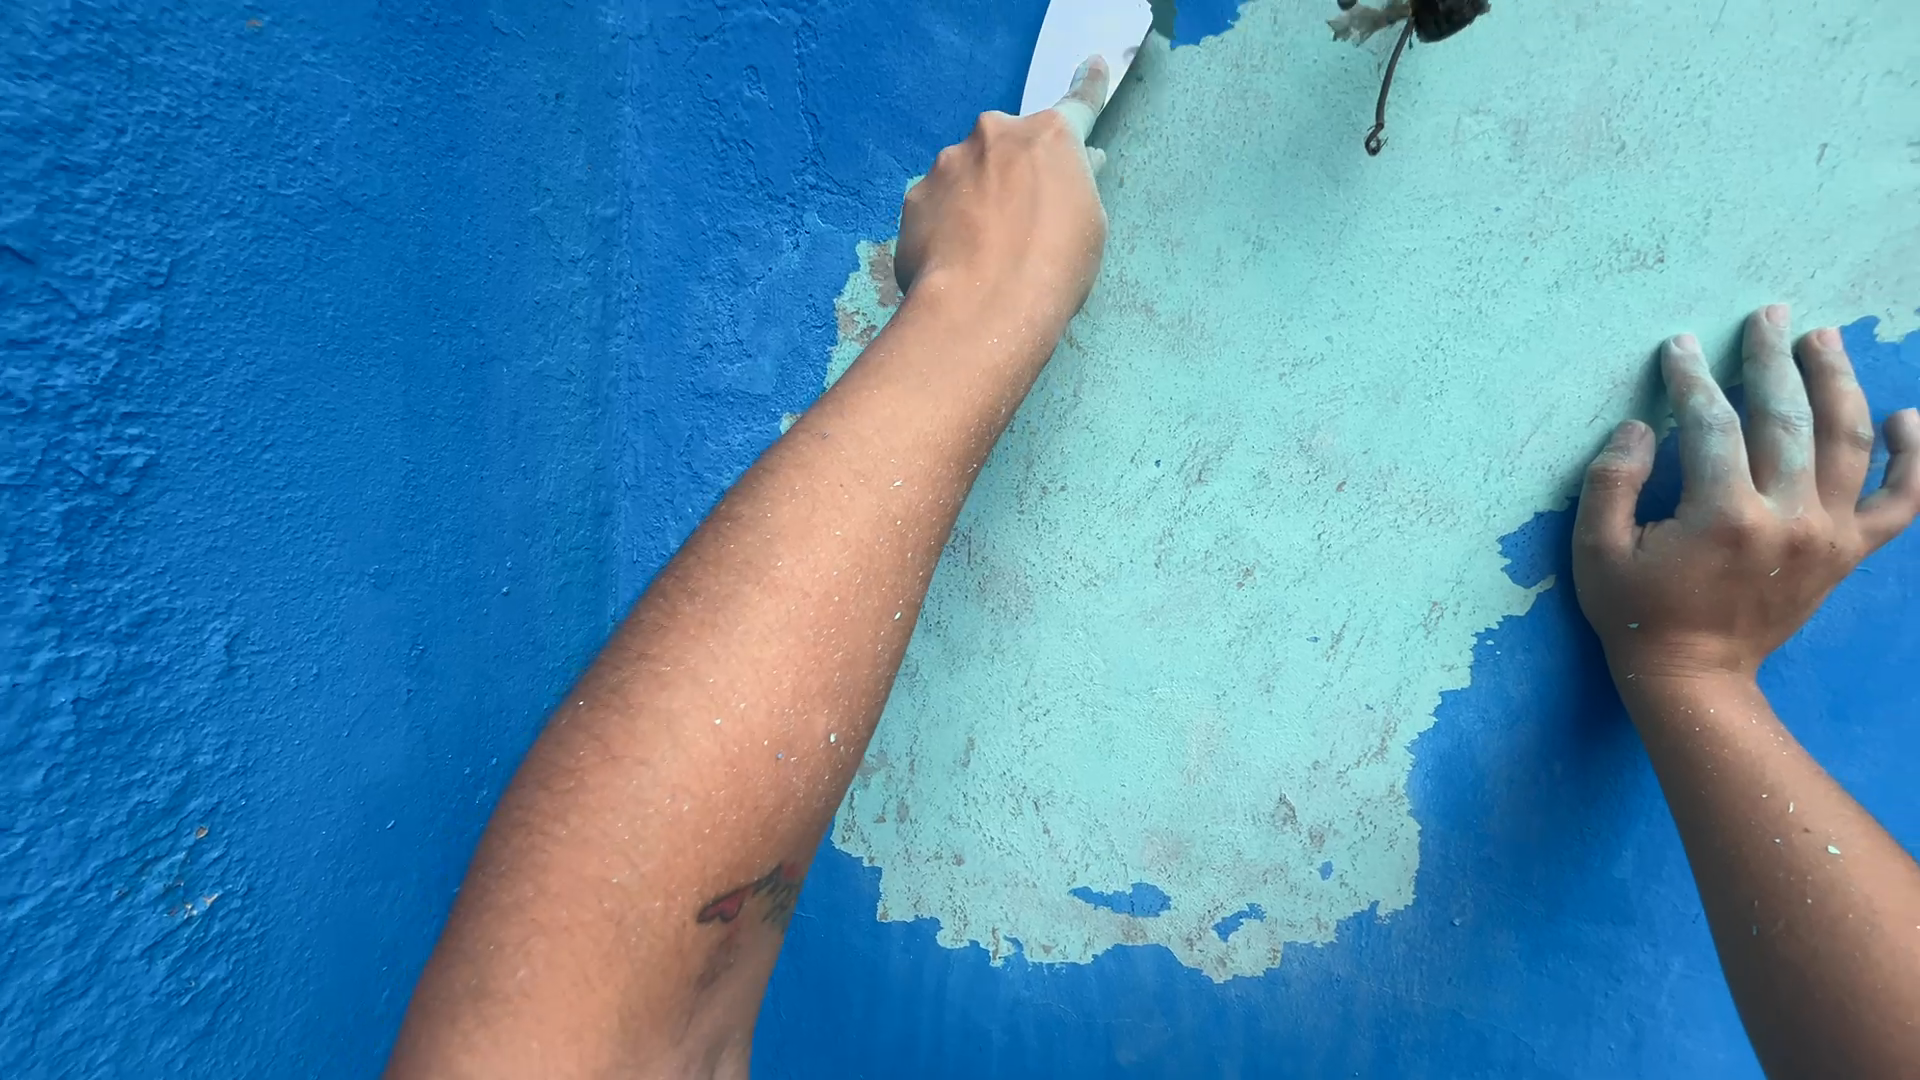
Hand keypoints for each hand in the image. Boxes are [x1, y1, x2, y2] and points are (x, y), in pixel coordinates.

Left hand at [893, 57, 1112, 332]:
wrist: (984, 307)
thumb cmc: (1053, 270)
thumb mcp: (1087, 228)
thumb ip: (1076, 189)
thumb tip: (1077, 169)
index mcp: (1048, 136)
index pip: (1076, 107)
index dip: (1088, 90)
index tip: (1094, 66)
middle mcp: (992, 135)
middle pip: (1006, 150)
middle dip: (1011, 177)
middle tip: (1015, 226)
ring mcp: (945, 165)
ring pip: (963, 179)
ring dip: (971, 204)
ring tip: (978, 256)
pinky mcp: (913, 200)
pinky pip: (933, 211)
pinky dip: (942, 231)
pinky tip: (951, 266)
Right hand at [1573, 306, 1919, 684]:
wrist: (1691, 670)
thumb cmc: (1631, 608)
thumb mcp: (1594, 550)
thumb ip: (1612, 485)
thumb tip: (1640, 428)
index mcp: (1722, 516)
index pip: (1712, 427)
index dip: (1693, 381)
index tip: (1680, 346)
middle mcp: (1789, 516)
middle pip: (1789, 421)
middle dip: (1773, 363)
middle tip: (1766, 317)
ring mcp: (1831, 534)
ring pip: (1849, 443)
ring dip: (1838, 384)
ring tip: (1822, 340)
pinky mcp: (1851, 551)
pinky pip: (1904, 497)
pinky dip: (1918, 454)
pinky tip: (1915, 414)